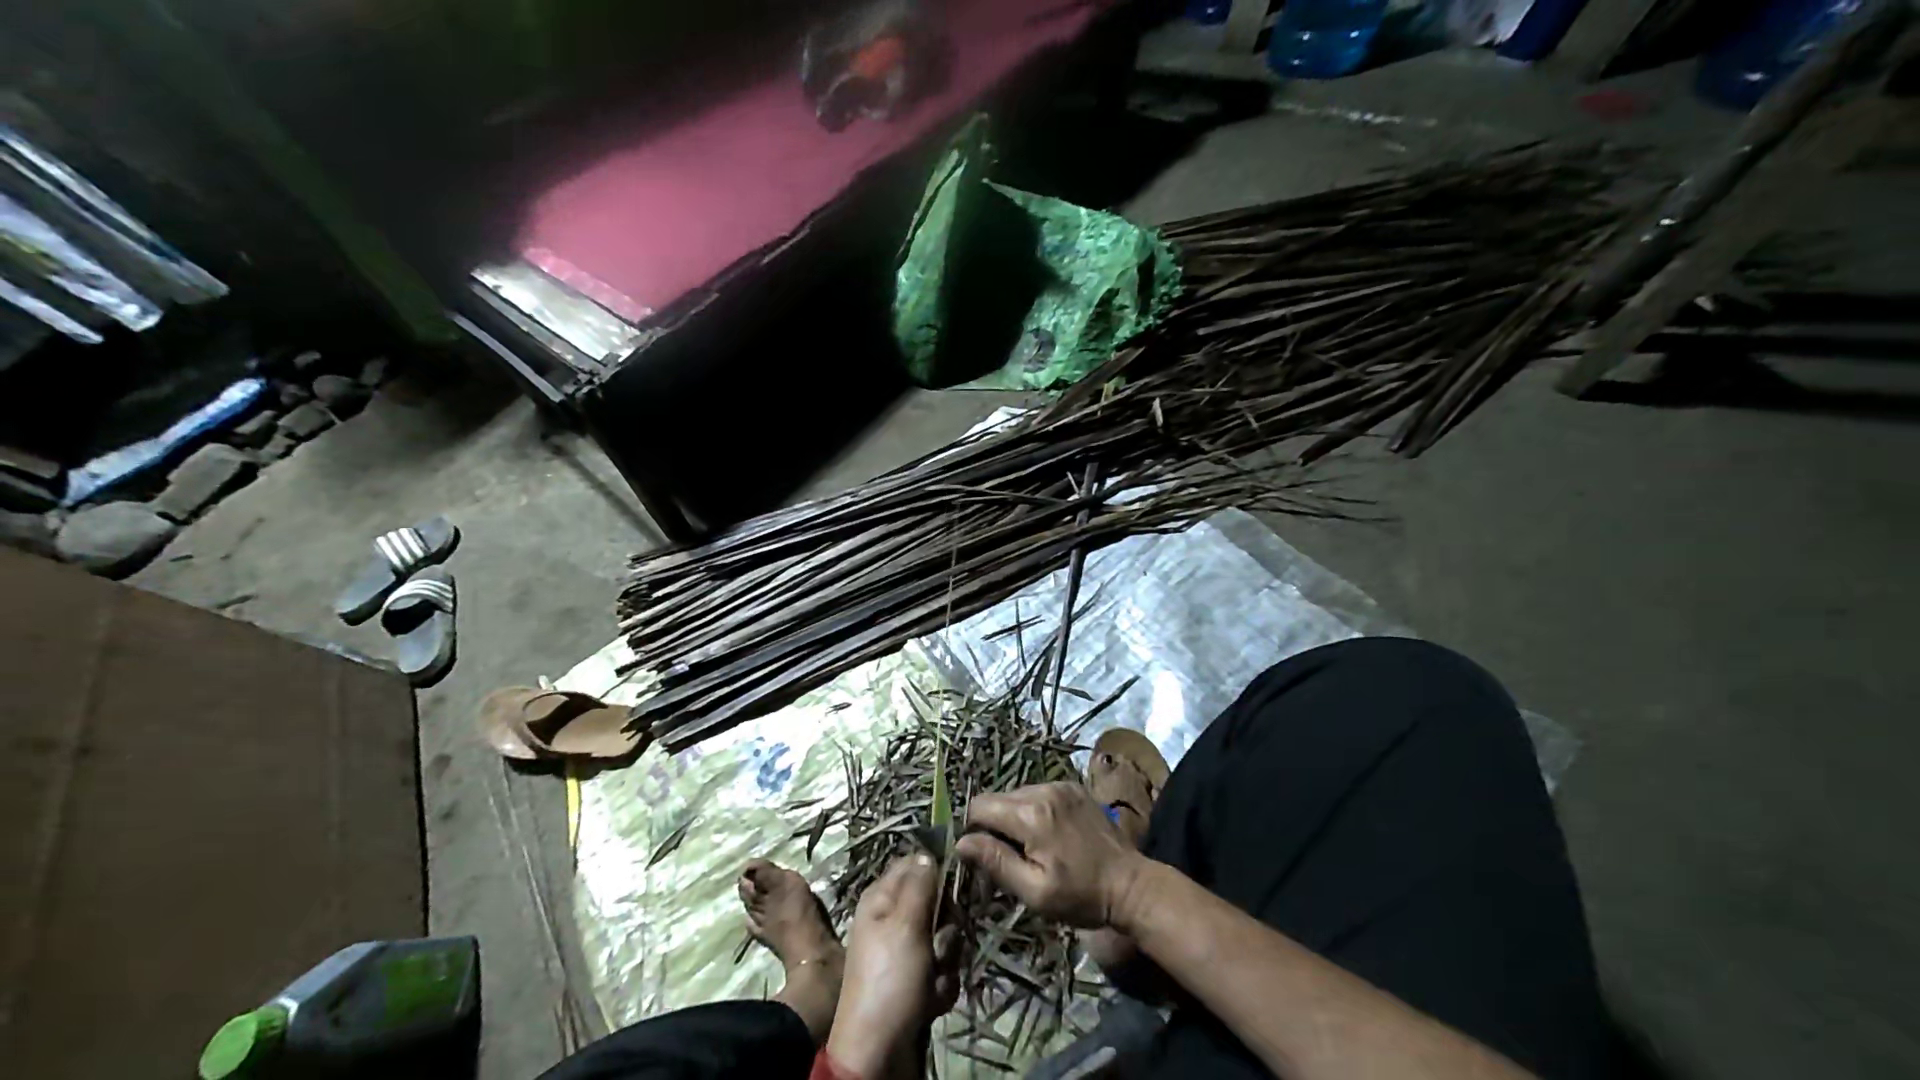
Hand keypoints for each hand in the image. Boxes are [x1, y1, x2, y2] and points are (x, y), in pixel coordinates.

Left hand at [826, 854, 958, 1078]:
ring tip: (932, 980)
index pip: (916, 865)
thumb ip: (920, 885)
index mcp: (882, 898)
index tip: (952, 891)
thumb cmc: (889, 980)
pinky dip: (942, 985)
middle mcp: (893, 919)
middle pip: (937, 903)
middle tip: (940, 943)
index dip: (937, 874)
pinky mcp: (916, 981)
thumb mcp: (904, 924)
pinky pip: (943, 970)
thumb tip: (928, 852)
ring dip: (947, 961)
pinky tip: (932, 1000)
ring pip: (946, 939)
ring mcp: (905, 952)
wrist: (878, 1053)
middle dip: (947, 927)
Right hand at [956, 782, 1148, 929]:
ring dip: (1014, 816)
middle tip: (1010, 855)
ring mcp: (1061, 786)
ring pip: (1017, 794)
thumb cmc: (1081, 896)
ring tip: (1031, 846)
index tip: (984, 854)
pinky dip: (1034, 809)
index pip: (979, 806)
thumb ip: (996, 862)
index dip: (974, 829)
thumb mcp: (1034, 891)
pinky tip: (1049, 833)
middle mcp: (1043, 790)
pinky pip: (1039, 792)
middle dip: (994, 823)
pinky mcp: (1073, 788)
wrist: (1131, 885)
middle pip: (997, 798)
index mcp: (1031, 815)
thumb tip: (961, 843)